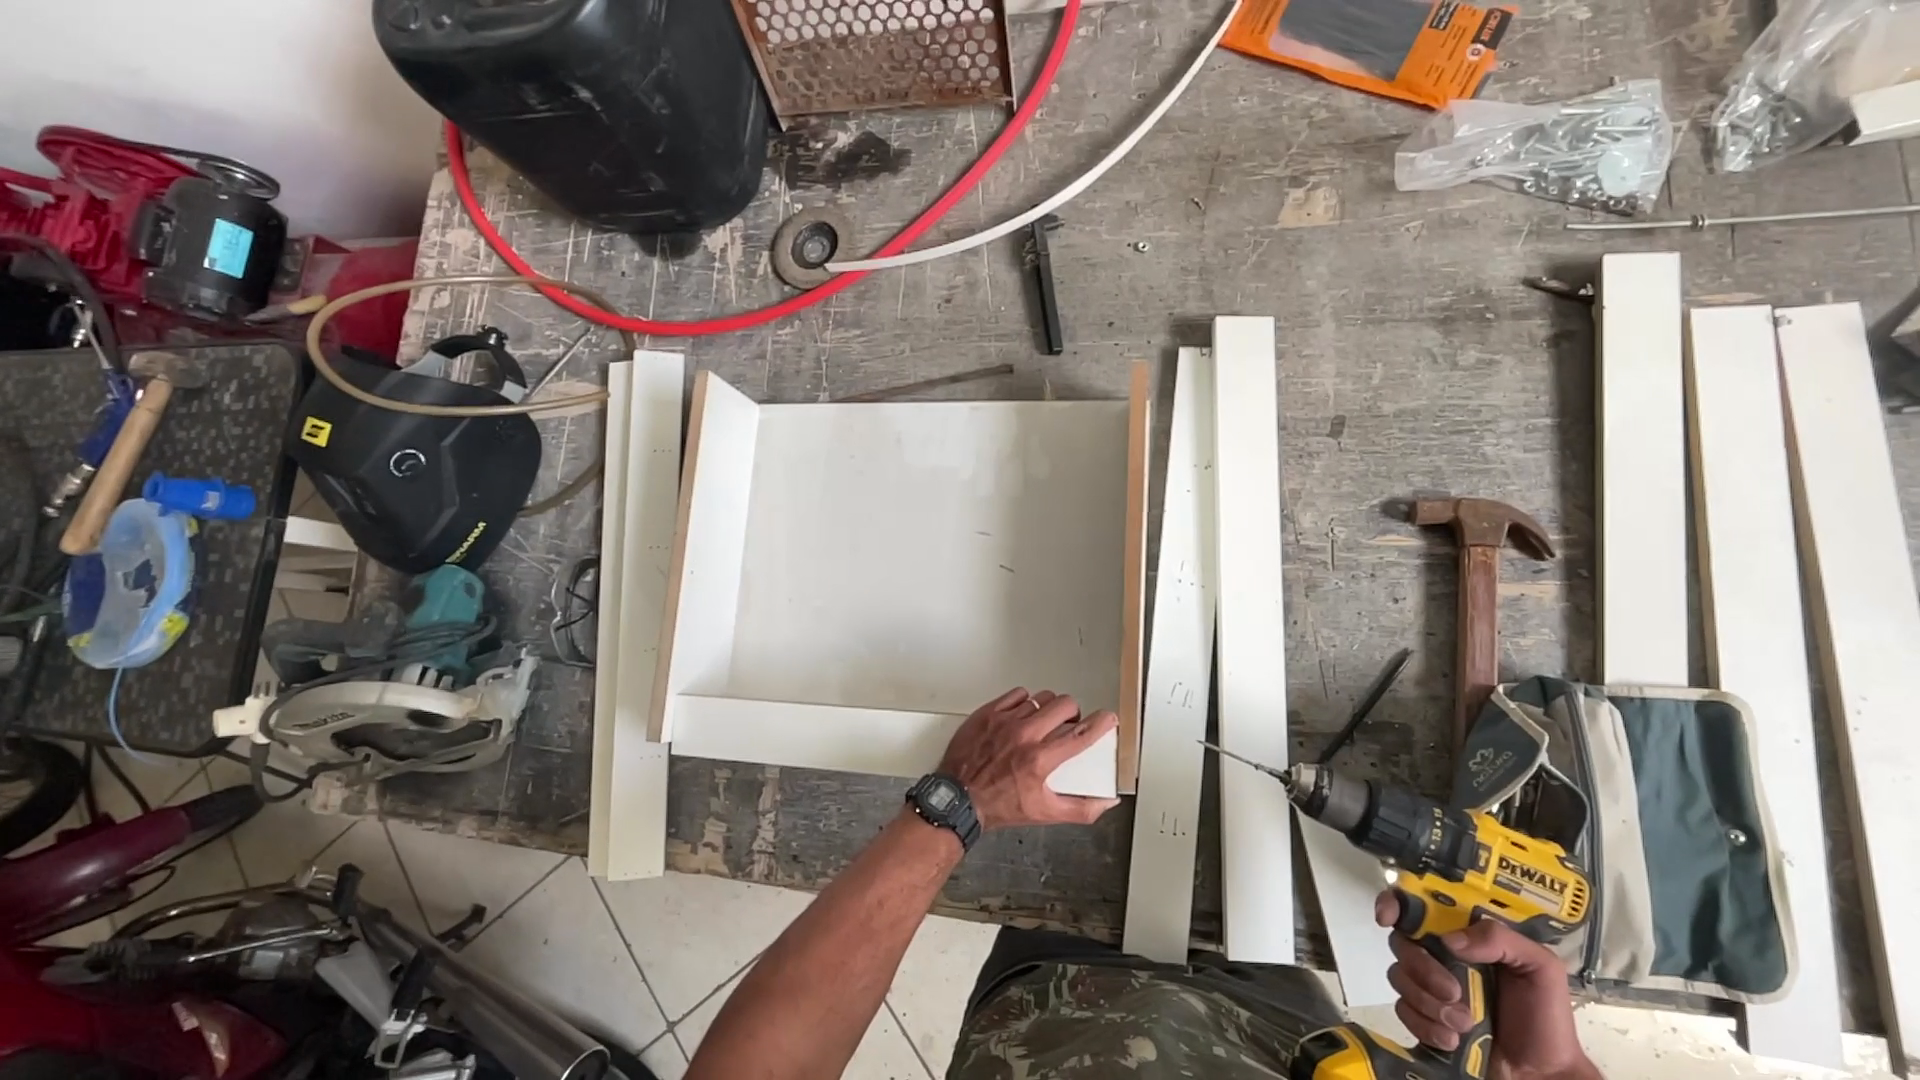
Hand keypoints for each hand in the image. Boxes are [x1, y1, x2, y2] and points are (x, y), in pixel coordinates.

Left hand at [936, 687, 1120, 829]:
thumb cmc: (997, 805)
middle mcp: (1024, 736)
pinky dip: (1024, 702)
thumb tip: (1105, 802)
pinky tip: (1022, 715)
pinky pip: (1017, 694)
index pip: (1082, 734)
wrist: (959, 799)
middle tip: (1068, 725)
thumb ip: (1081, 809)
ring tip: (1044, 722)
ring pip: (1042, 697)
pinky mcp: (988, 713)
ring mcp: (1004, 721)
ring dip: (1049, 708)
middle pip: (1065, 705)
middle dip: (1074, 714)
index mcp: (1040, 760)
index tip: (1108, 719)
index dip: (1102, 722)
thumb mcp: (1045, 814)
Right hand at [1374, 891, 1598, 1079]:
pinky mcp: (1422, 1019)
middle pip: (1402, 943)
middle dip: (1422, 968)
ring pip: (1399, 977)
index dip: (1394, 904)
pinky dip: (1425, 1026)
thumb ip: (1501, 940)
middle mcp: (1439, 956)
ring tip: (1464, 1024)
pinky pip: (1403, 1011)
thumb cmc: (1545, 1018)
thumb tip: (1449, 940)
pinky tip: (1451, 1040)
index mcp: (1464, 937)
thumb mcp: (1540, 968)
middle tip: (1454, 992)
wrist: (1542, 1076)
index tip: (1388, 919)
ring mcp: (1427, 988)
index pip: (1419, 907)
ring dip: (1429, 1002)